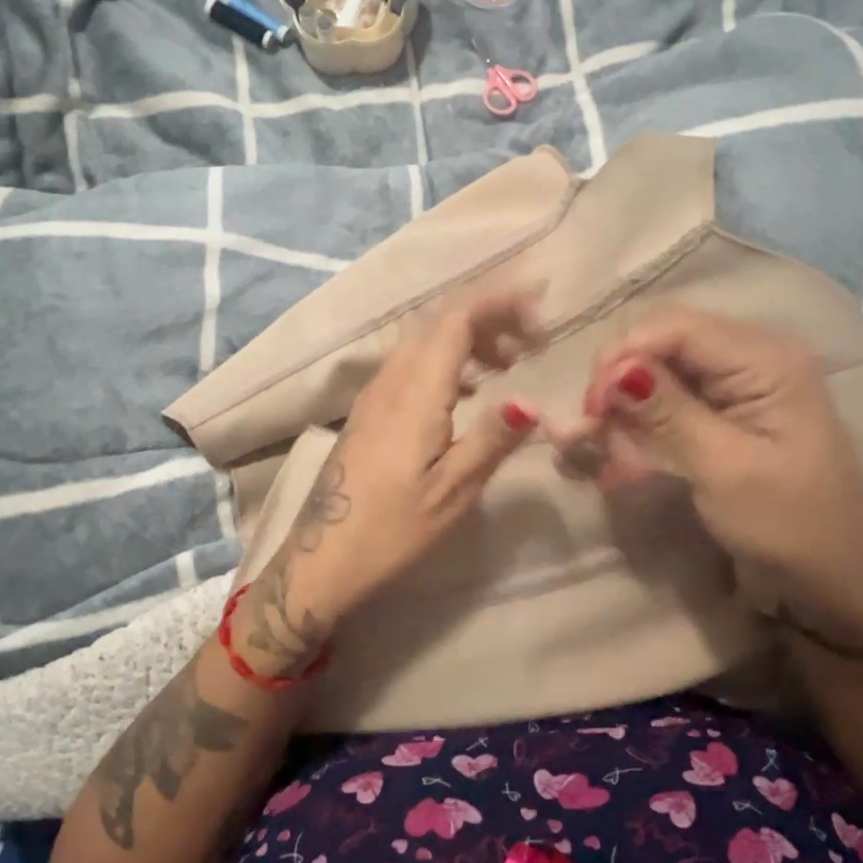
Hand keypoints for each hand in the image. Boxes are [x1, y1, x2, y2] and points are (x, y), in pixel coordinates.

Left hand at [230, 293, 540, 675]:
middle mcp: (390, 382)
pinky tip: (465, 393)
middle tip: (530, 341)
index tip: (540, 306)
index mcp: (415, 394)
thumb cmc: (392, 530)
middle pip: (438, 324)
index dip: (499, 303)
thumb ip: (491, 440)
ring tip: (506, 364)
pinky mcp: (367, 414)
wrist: (323, 558)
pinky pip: (409, 366)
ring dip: (465, 340)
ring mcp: (373, 397)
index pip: (456, 320)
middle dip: (487, 318)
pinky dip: (444, 362)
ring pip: (421, 343)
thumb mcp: (452, 493)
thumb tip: (530, 402)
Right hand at [562, 311, 862, 649]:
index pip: (674, 325)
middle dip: (619, 383)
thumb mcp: (724, 468)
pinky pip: (669, 401)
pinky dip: (640, 426)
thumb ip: (668, 412)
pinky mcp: (726, 415)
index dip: (623, 356)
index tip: (591, 410)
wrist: (831, 580)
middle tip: (590, 434)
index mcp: (766, 358)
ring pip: (659, 372)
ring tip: (604, 455)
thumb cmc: (786, 525)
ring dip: (624, 409)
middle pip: (662, 342)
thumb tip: (614, 368)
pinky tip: (622, 461)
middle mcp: (752, 357)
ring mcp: (739, 386)